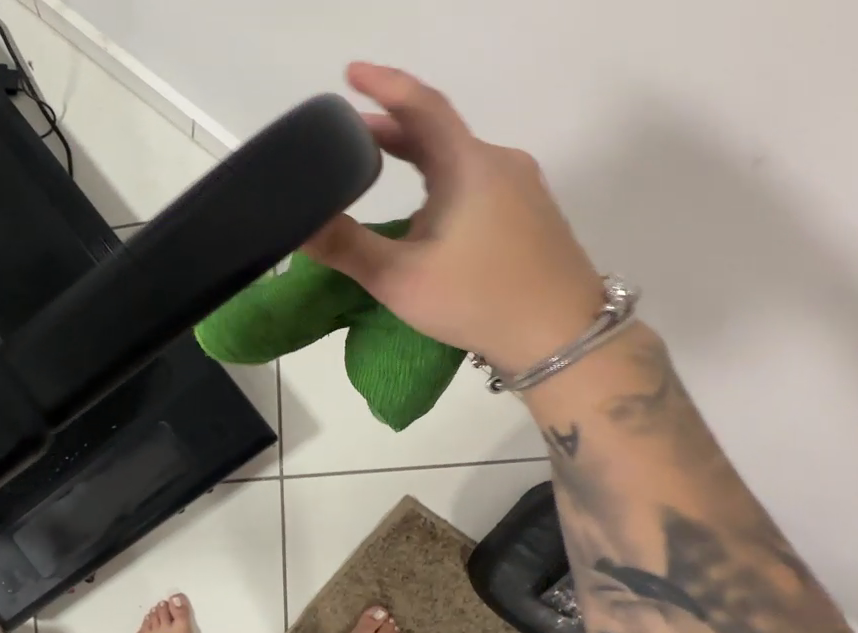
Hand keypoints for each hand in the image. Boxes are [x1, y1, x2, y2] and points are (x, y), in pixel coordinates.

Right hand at [302, 63, 605, 375]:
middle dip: (388, 128)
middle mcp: (497, 164)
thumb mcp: (397, 277)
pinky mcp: (525, 212)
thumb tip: (299, 224)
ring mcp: (518, 187)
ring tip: (369, 167)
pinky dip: (435, 177)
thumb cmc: (475, 299)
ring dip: (412, 155)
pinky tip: (415, 207)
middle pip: (438, 131)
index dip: (384, 85)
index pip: (423, 107)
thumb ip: (346, 247)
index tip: (350, 73)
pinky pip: (472, 179)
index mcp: (469, 167)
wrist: (559, 333)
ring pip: (455, 158)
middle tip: (343, 135)